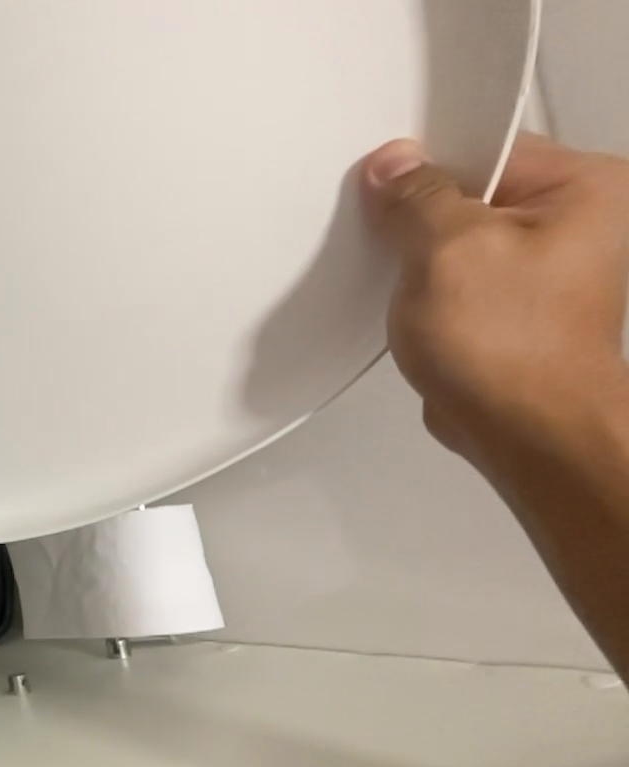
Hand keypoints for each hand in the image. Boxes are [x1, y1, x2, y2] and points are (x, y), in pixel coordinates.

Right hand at [359, 135, 628, 476]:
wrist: (520, 419)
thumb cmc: (507, 345)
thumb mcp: (447, 250)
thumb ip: (419, 199)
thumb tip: (397, 164)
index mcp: (583, 187)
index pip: (488, 147)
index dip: (425, 165)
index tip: (382, 187)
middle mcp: (573, 219)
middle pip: (470, 190)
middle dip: (416, 217)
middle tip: (393, 246)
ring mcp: (541, 262)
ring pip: (456, 234)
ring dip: (416, 255)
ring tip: (409, 283)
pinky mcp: (507, 299)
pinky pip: (452, 271)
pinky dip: (421, 284)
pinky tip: (411, 304)